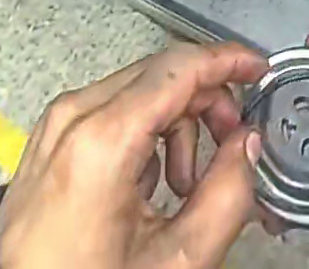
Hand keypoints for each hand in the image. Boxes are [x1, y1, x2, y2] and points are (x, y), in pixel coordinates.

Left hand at [0, 42, 269, 268]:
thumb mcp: (175, 263)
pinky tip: (149, 184)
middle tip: (231, 142)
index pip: (179, 68)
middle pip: (161, 73)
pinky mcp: (51, 137)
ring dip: (176, 123)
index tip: (257, 66)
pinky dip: (144, 132)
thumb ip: (227, 194)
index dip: (227, 60)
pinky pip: (113, 108)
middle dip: (206, 101)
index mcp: (102, 139)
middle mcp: (74, 116)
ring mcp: (57, 124)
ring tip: (181, 185)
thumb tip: (247, 143)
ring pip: (139, 88)